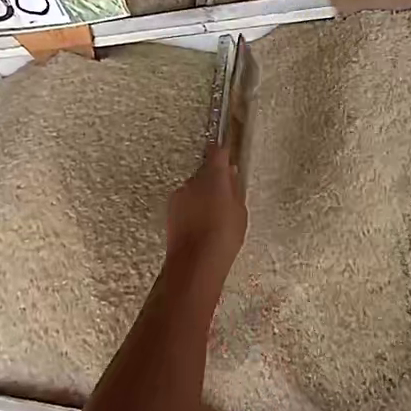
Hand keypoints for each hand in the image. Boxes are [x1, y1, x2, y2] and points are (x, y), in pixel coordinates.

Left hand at [165, 144, 245, 271]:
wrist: (195, 263)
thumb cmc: (221, 238)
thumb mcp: (240, 211)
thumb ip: (235, 189)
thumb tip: (231, 177)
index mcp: (213, 176)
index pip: (217, 152)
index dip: (223, 149)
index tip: (227, 146)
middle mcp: (192, 182)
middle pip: (205, 172)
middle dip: (216, 180)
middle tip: (229, 194)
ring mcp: (179, 196)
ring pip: (194, 188)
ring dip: (204, 196)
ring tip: (217, 217)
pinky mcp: (171, 212)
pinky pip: (186, 203)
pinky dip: (194, 208)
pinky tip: (205, 225)